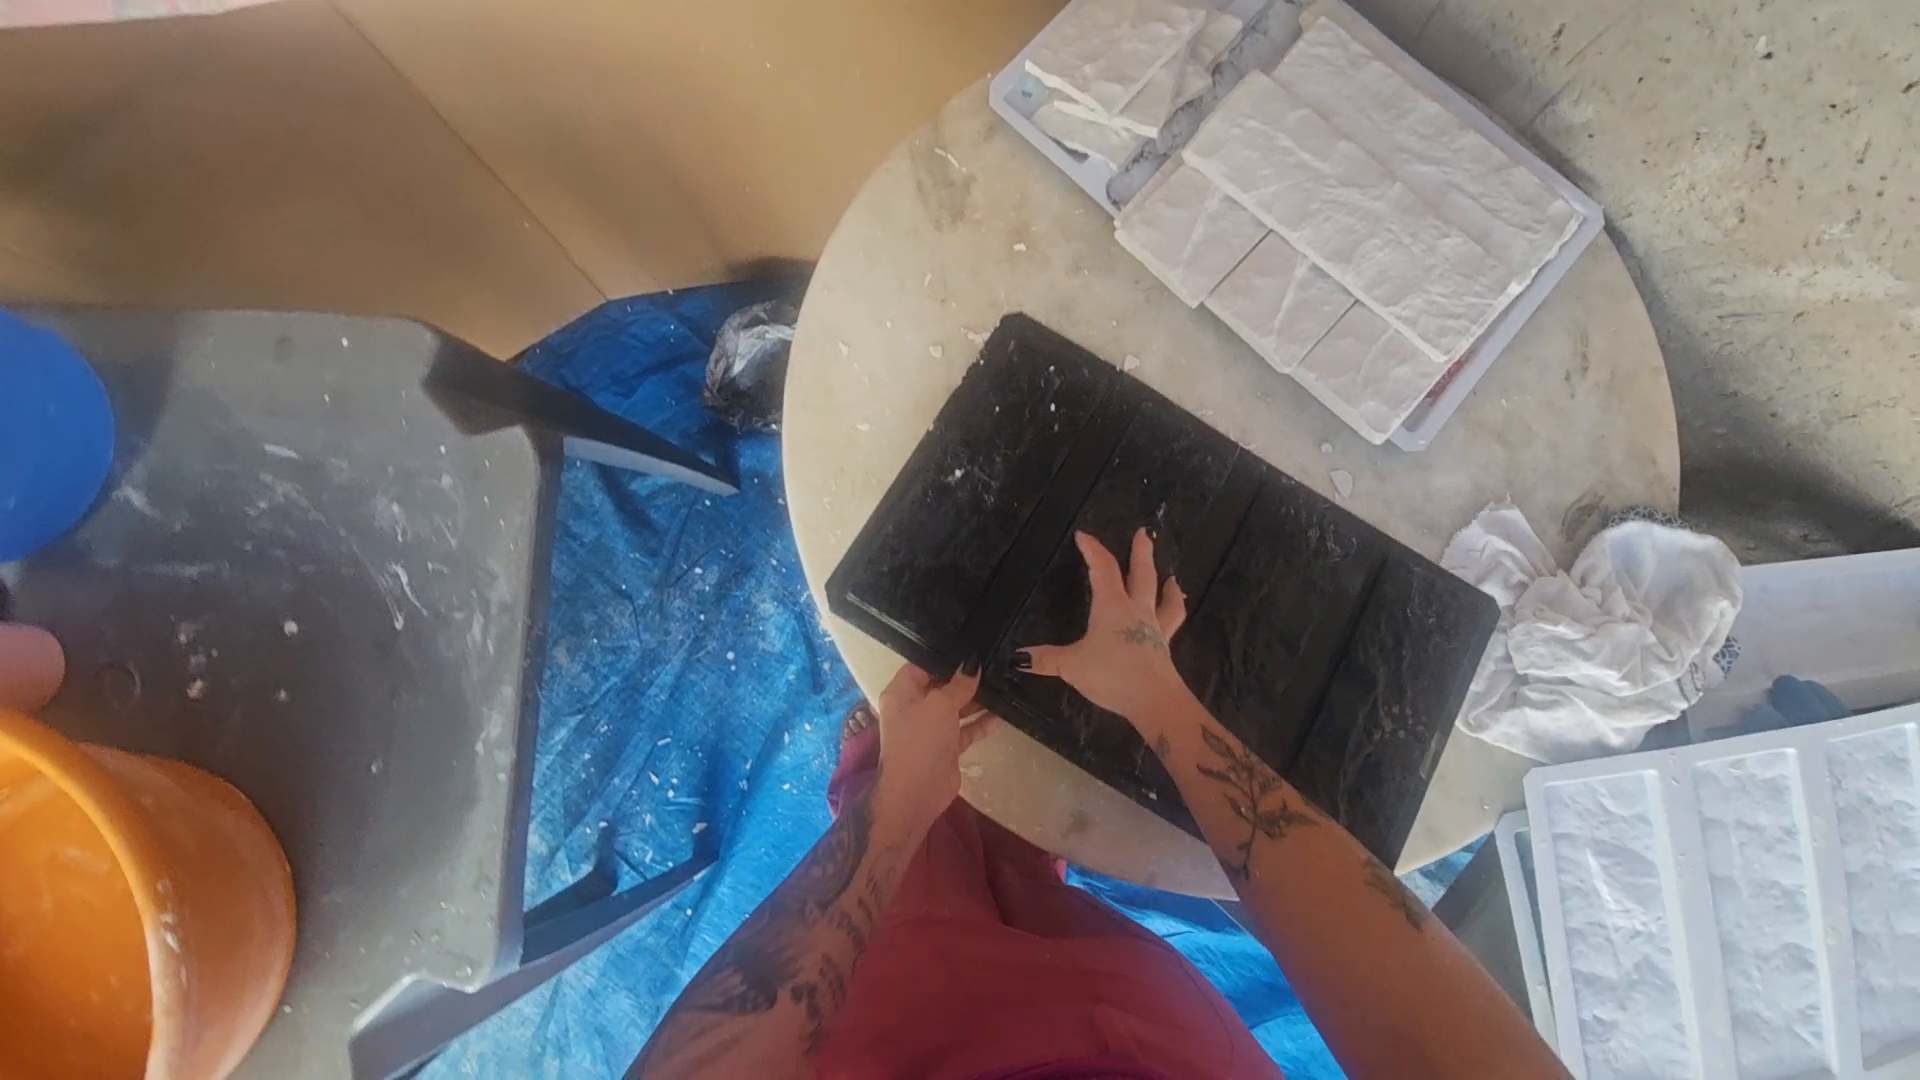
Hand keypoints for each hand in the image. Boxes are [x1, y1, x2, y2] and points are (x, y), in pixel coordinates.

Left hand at [874, 663, 999, 830]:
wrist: (916, 793)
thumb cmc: (921, 740)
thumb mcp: (940, 704)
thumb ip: (959, 684)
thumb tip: (973, 664)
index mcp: (902, 692)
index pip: (921, 666)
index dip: (944, 657)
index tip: (971, 647)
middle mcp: (914, 708)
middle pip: (941, 686)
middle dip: (964, 678)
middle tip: (992, 663)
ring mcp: (930, 729)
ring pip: (955, 707)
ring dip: (976, 700)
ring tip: (1001, 684)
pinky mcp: (946, 747)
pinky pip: (965, 729)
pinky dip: (980, 723)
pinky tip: (1000, 715)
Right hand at [1017, 528, 1190, 723]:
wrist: (1155, 701)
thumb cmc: (1113, 675)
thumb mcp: (1071, 666)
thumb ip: (1045, 660)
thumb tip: (1015, 658)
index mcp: (1112, 607)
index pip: (1103, 569)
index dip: (1093, 550)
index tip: (1084, 535)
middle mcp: (1136, 611)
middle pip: (1141, 575)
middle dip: (1141, 552)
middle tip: (1145, 532)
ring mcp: (1155, 630)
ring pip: (1164, 599)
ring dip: (1167, 586)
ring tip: (1173, 578)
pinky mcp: (1164, 649)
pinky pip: (1171, 624)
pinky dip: (1173, 613)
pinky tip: (1172, 616)